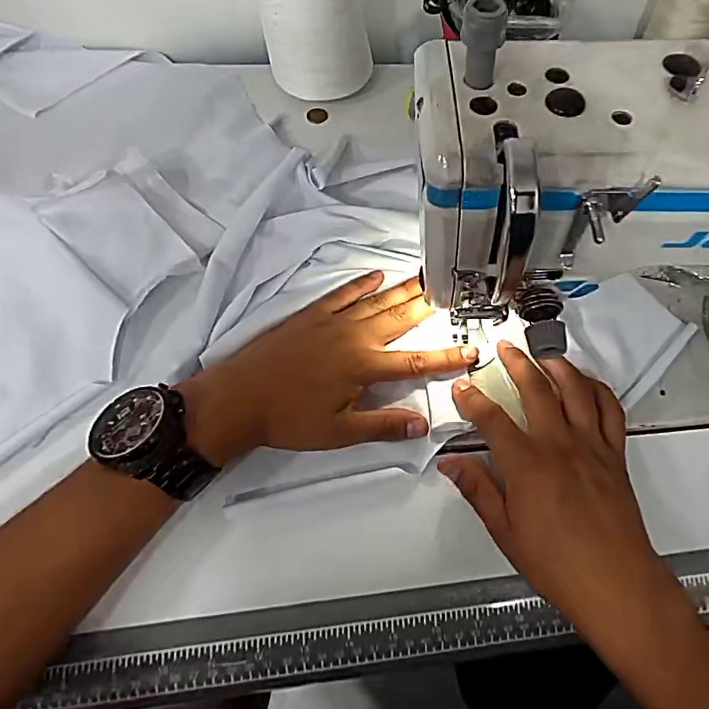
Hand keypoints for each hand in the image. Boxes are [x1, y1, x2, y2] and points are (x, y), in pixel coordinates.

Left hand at [178, 272, 475, 465]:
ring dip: (403, 291)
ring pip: (377, 301)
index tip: (470, 351)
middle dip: (429, 309)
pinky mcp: (311, 315)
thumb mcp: (339, 432)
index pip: (416, 361)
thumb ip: (383, 426)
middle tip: (451, 298)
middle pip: (401, 320)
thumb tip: (420, 424)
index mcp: (363, 366)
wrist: (238, 398)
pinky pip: (343, 294)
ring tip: (425, 281)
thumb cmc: (286, 417)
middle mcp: (352, 337)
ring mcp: (331, 322)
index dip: (447, 357)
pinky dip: (361, 284)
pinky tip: (376, 276)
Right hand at [441, 343, 685, 641]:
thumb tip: (454, 466)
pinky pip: (610, 409)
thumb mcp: (506, 532)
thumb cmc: (564, 566)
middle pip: (535, 388)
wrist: (616, 583)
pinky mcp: (614, 454)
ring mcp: (591, 446)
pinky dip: (598, 388)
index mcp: (528, 466)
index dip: (473, 399)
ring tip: (544, 355)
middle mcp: (560, 447)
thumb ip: (478, 490)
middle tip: (505, 350)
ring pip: (575, 388)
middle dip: (516, 362)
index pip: (492, 418)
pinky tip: (588, 383)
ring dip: (557, 365)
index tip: (464, 389)